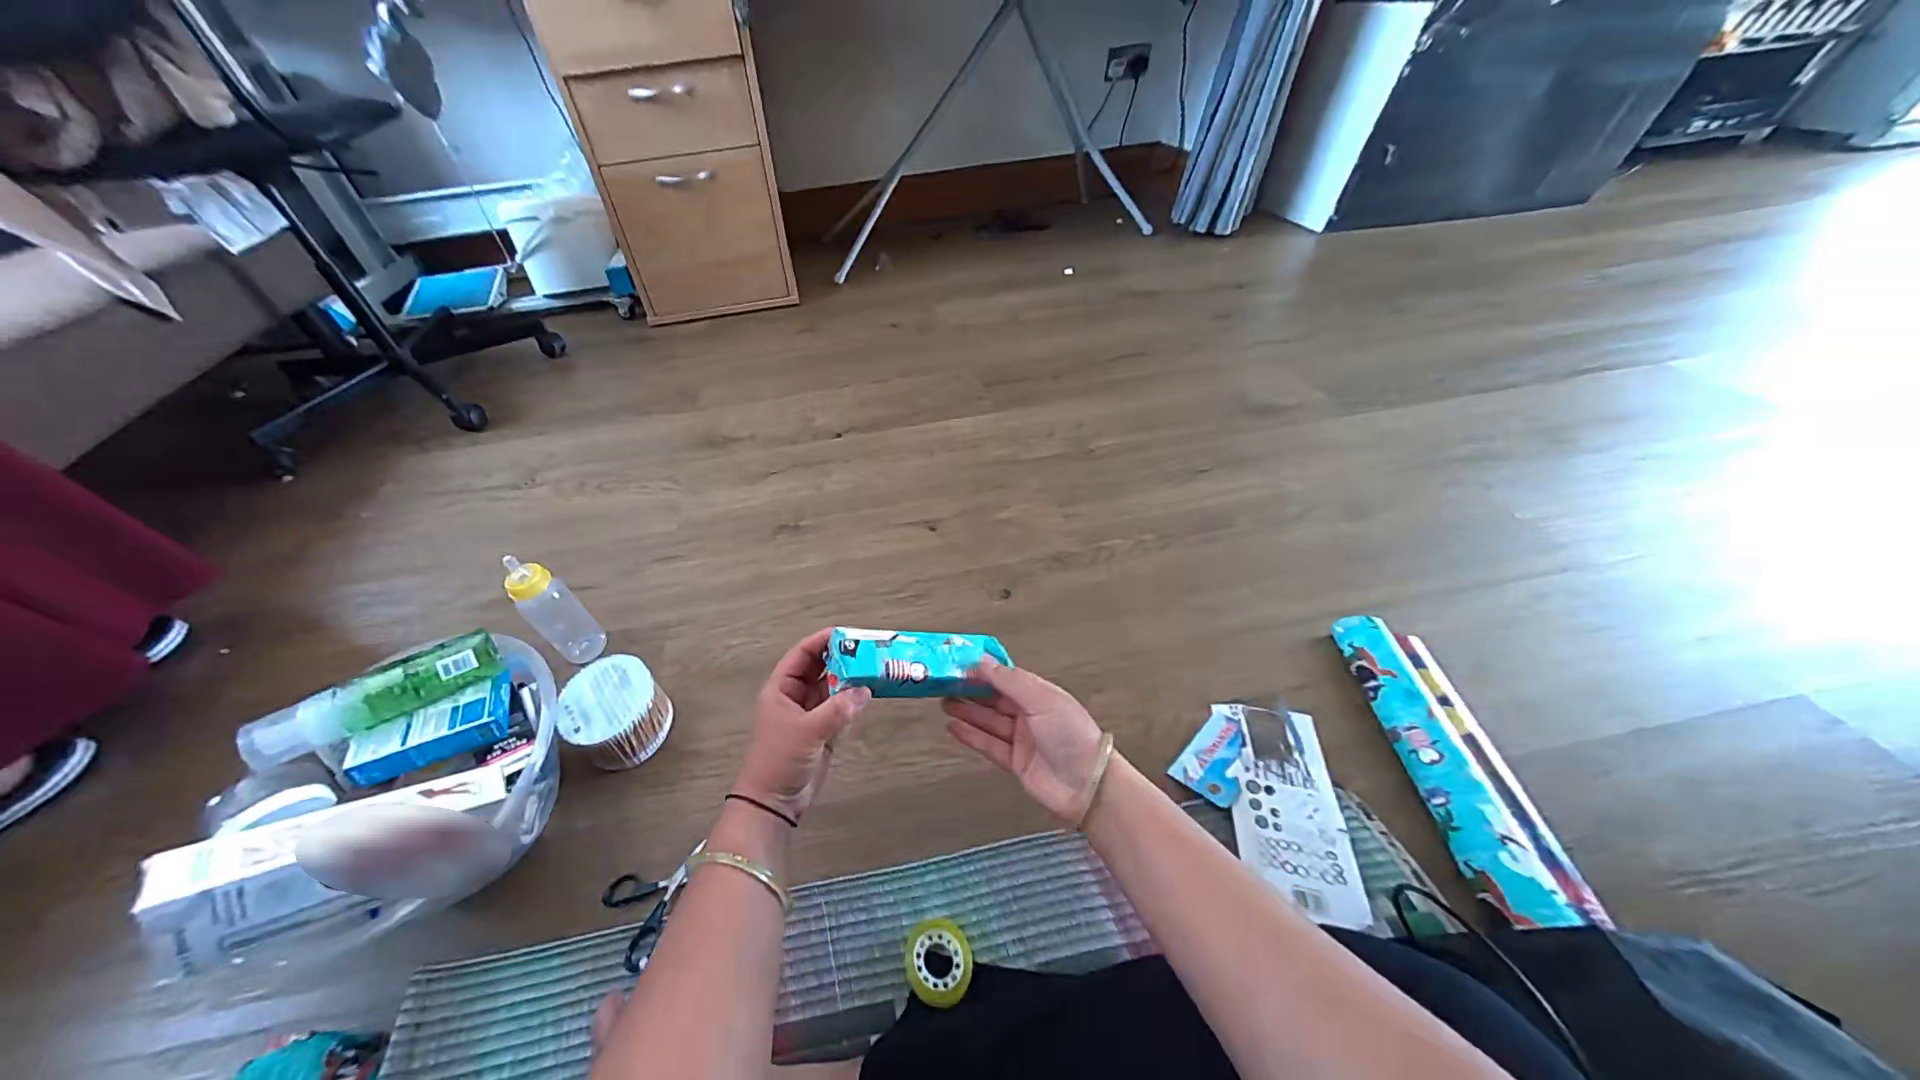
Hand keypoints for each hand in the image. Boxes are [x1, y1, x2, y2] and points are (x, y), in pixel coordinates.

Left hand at [733, 628, 871, 822]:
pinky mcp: (822, 730)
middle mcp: (794, 696)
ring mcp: (809, 713)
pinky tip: (870, 691)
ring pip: (832, 686)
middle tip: (868, 650)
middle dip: (842, 658)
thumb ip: (838, 709)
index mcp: (781, 688)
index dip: (823, 641)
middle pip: (820, 668)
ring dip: (850, 678)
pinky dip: (853, 698)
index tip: (848, 633)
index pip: (803, 654)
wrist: (773, 801)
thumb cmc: (780, 760)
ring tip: (874, 667)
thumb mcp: (808, 731)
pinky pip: (840, 706)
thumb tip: (865, 689)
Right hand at [943, 656, 1107, 822]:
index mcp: (1041, 695)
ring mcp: (1023, 739)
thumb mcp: (1042, 699)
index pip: (1007, 678)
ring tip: (945, 702)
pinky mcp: (1016, 761)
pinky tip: (955, 727)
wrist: (1087, 785)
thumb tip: (984, 662)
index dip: (985, 672)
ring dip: (967, 711)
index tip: (963, 665)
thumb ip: (1010, 681)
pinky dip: (970, 736)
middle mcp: (1031, 715)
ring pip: (988, 721)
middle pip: (995, 699)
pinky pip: (988, 744)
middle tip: (947, 683)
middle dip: (971, 691)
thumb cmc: (1074, 738)